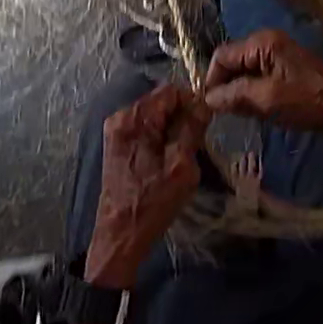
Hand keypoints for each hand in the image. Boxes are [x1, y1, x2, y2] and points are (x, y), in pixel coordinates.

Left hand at [86, 83, 206, 288]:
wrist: (121, 233)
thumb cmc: (153, 201)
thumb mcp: (181, 166)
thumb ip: (191, 130)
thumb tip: (203, 104)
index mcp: (134, 119)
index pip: (170, 90)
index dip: (191, 102)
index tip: (205, 123)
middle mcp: (121, 117)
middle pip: (161, 101)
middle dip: (182, 116)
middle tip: (197, 142)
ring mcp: (117, 130)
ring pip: (155, 115)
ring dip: (172, 128)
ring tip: (184, 153)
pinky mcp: (117, 144)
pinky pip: (145, 128)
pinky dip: (160, 136)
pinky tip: (169, 158)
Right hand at [202, 29, 322, 133]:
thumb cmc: (307, 102)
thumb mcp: (267, 99)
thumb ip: (234, 95)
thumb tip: (207, 98)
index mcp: (262, 43)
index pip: (221, 56)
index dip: (212, 79)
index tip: (210, 105)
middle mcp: (267, 41)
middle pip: (232, 61)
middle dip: (225, 85)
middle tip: (223, 111)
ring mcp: (278, 53)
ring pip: (244, 70)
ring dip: (238, 90)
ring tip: (238, 112)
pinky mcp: (285, 67)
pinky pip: (257, 75)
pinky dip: (251, 90)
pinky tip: (254, 107)